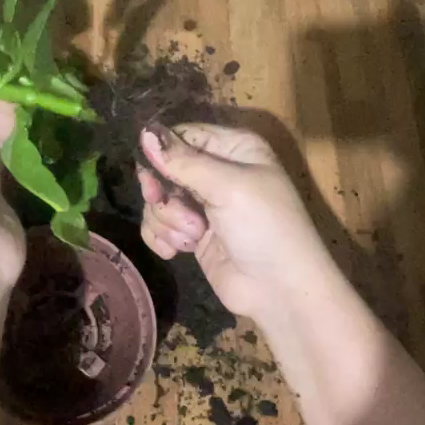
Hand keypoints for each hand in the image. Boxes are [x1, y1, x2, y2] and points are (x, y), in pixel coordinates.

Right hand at [137, 123, 340, 322]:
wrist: (280, 291)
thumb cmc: (264, 228)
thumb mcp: (227, 187)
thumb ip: (183, 161)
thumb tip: (144, 133)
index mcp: (234, 148)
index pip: (182, 135)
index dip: (163, 154)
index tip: (153, 176)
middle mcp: (217, 171)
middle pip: (164, 167)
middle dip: (162, 192)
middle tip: (165, 205)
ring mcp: (204, 204)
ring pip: (159, 199)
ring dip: (167, 219)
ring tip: (192, 236)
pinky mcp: (193, 233)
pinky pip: (159, 224)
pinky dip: (161, 237)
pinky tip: (175, 251)